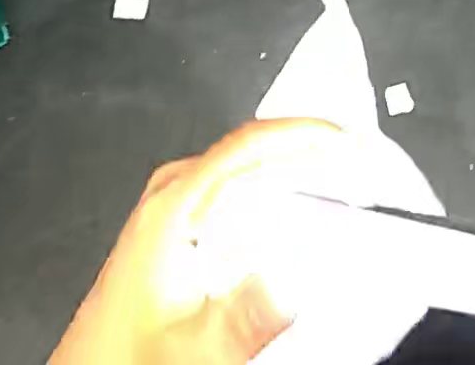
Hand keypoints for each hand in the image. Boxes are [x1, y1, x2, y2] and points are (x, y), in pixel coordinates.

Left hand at [49, 118, 344, 364]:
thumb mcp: (192, 350)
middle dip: (301, 141)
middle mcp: (172, 191)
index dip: (299, 131)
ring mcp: (172, 201)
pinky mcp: (176, 218)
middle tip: (345, 150)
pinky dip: (269, 177)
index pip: (247, 144)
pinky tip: (287, 195)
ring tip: (327, 165)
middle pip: (248, 145)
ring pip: (240, 161)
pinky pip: (232, 179)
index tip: (338, 136)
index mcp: (173, 204)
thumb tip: (288, 285)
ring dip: (287, 158)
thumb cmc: (129, 358)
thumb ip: (242, 319)